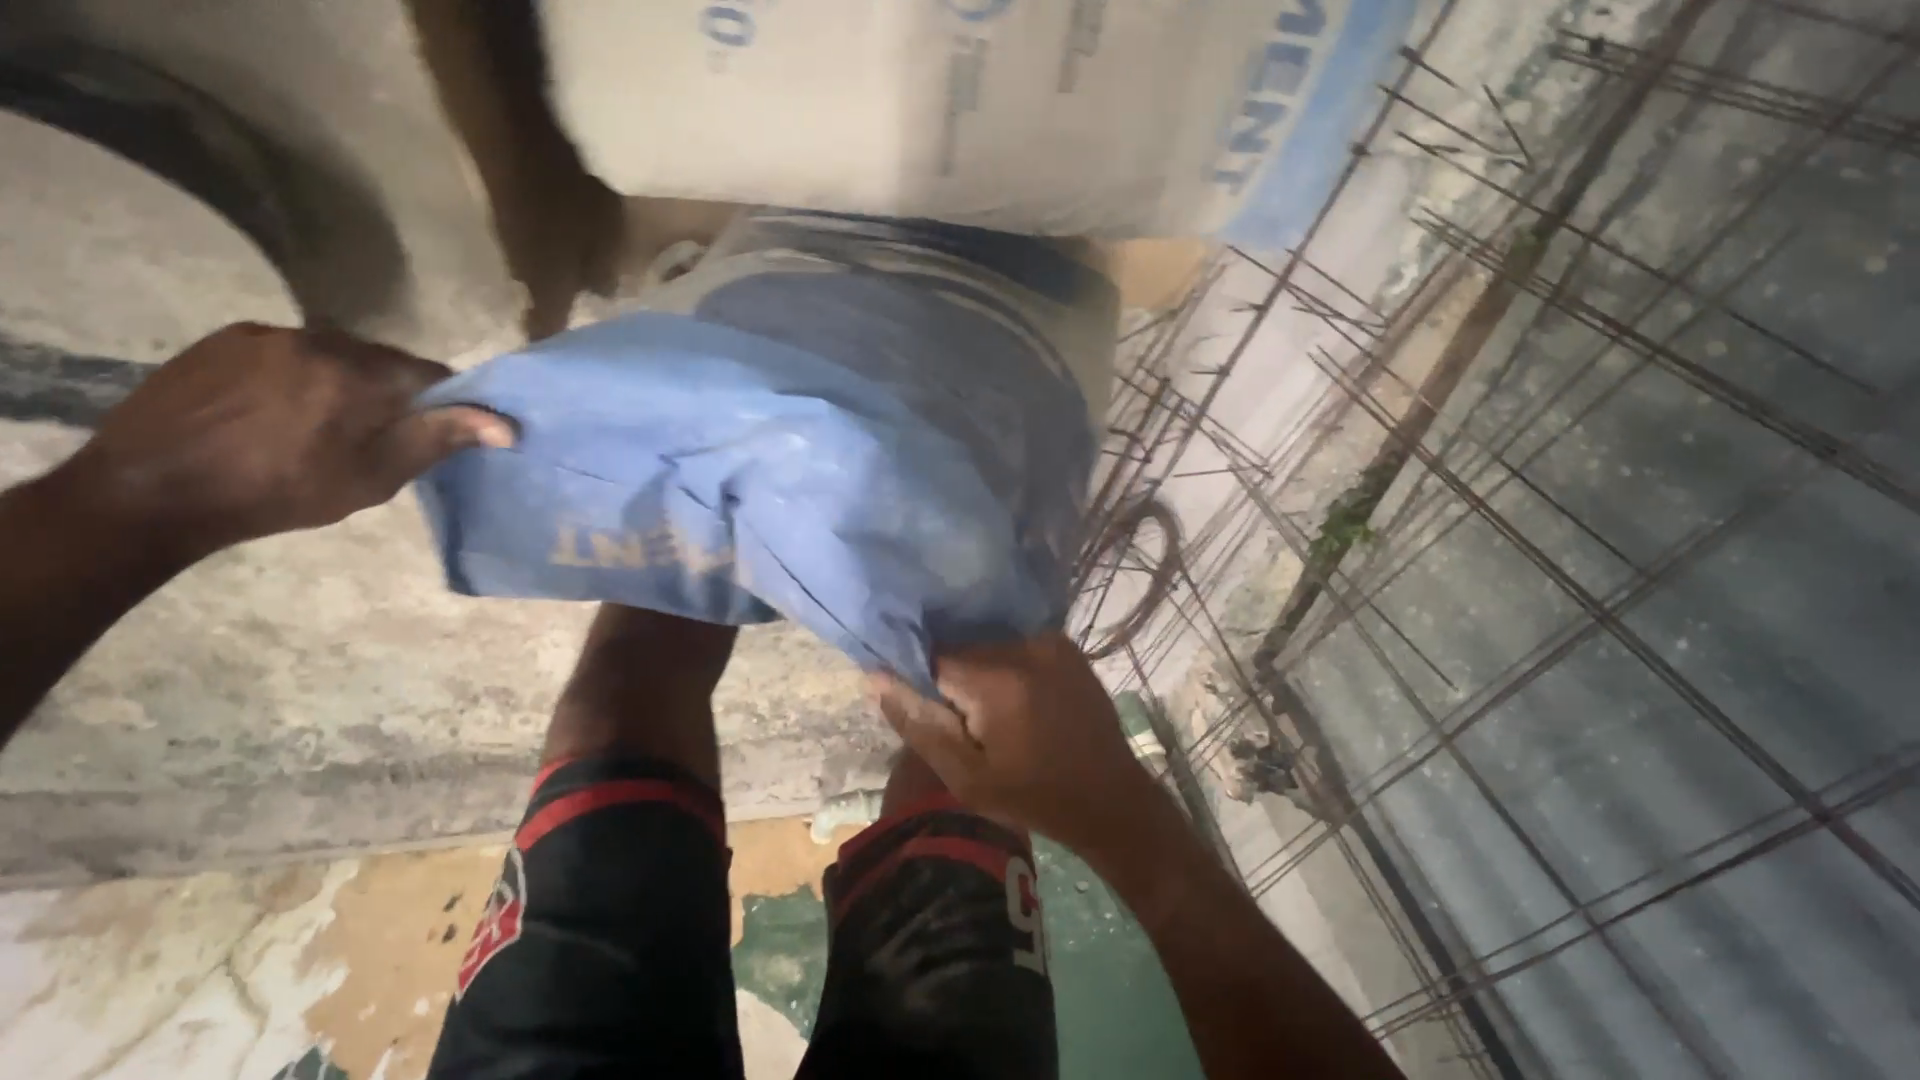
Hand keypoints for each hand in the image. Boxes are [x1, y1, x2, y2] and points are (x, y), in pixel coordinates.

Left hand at [56, 322, 512, 556]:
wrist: (151, 491)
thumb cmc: (278, 493)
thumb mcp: (371, 477)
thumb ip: (437, 439)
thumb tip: (505, 424)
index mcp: (359, 372)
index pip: (431, 374)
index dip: (443, 403)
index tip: (434, 433)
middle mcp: (317, 338)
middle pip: (381, 362)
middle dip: (389, 393)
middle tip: (374, 438)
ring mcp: (264, 334)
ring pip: (332, 355)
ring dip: (341, 383)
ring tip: (320, 427)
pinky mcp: (222, 339)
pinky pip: (285, 352)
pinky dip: (297, 376)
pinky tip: (276, 413)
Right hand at [869, 633, 1157, 852]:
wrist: (1110, 799)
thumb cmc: (1033, 797)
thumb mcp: (965, 776)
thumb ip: (918, 724)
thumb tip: (874, 677)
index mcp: (997, 678)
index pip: (931, 657)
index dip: (924, 686)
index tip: (935, 717)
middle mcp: (1024, 645)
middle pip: (961, 647)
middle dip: (954, 680)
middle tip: (968, 725)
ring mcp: (1051, 641)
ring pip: (988, 644)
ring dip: (980, 673)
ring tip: (996, 717)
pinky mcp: (1067, 646)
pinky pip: (1016, 645)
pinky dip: (1007, 666)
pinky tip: (1019, 703)